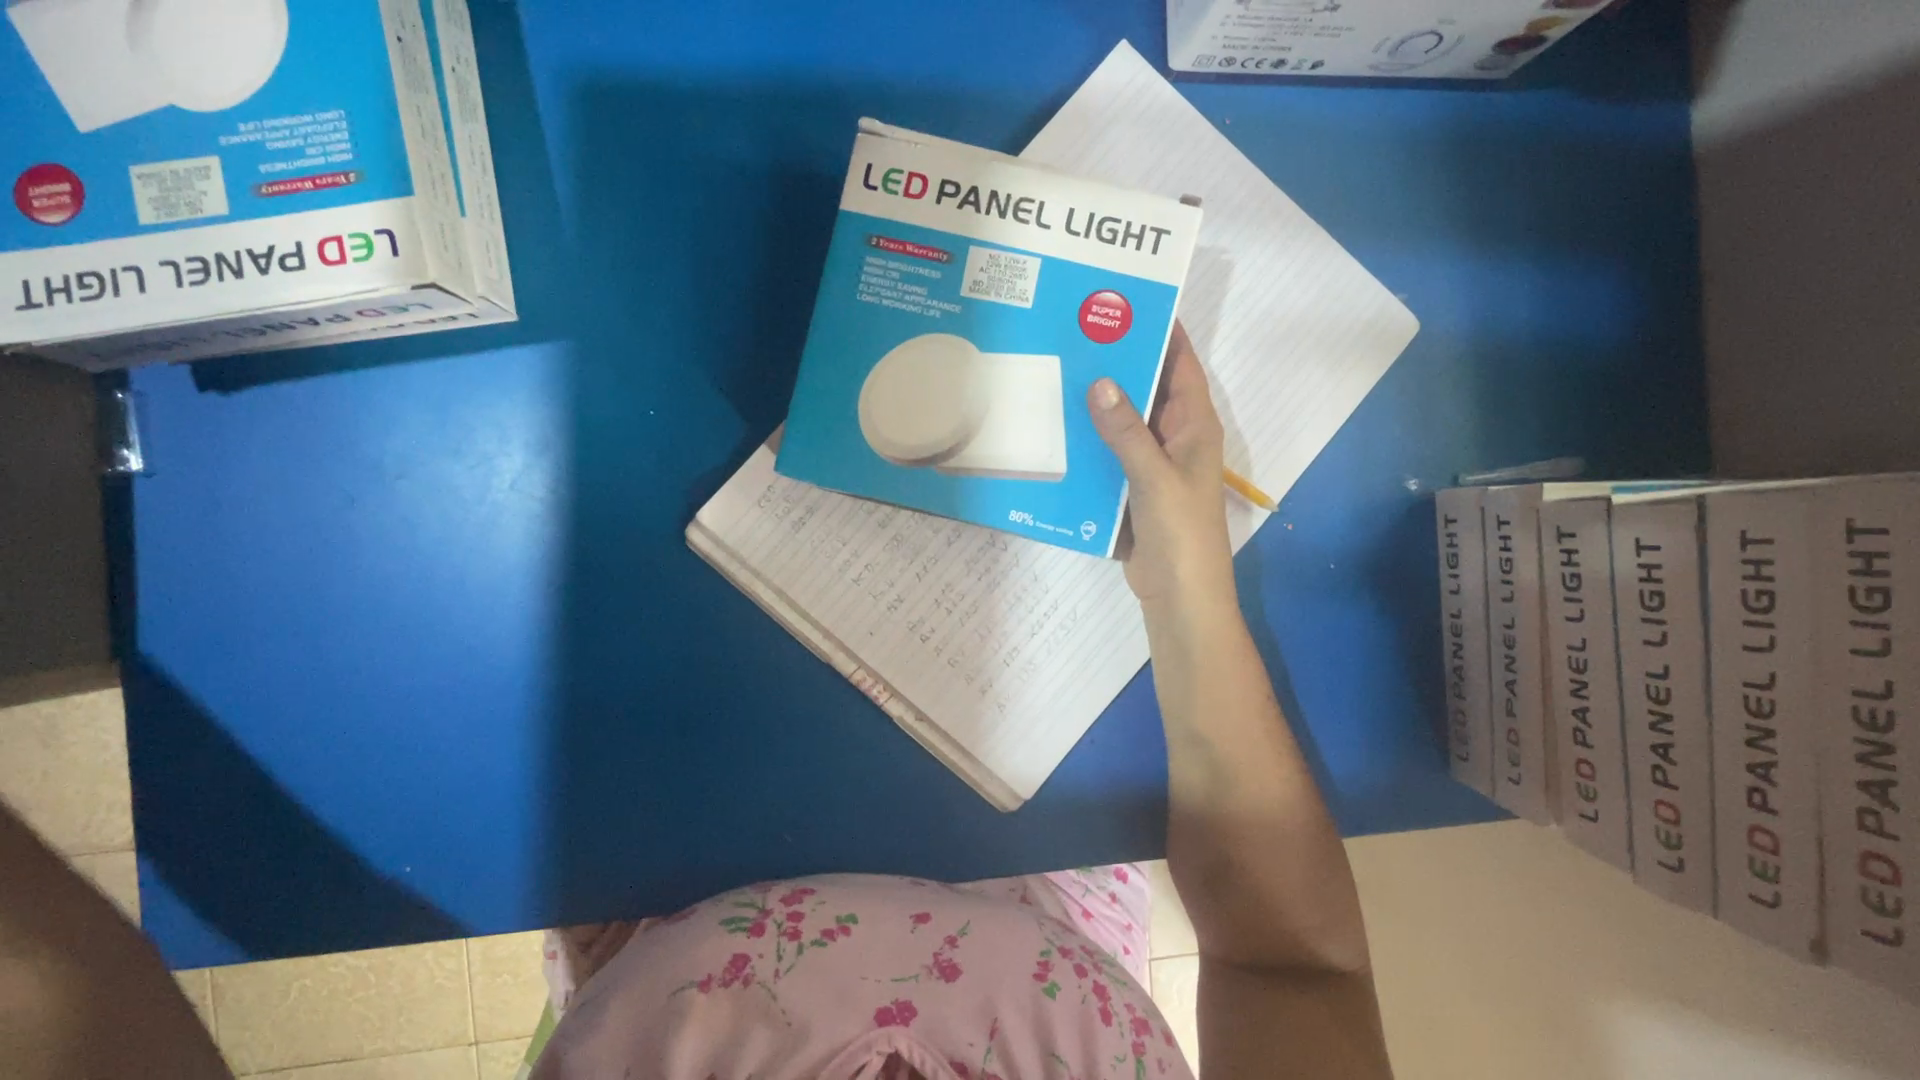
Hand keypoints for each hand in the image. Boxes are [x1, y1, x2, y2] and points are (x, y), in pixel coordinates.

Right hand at [1087, 323, 1235, 614]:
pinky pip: (1108, 456)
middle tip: (1077, 333)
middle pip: (1148, 390)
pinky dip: (1088, 443)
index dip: (1163, 333)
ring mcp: (1152, 465)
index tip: (1130, 303)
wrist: (1179, 595)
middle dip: (1119, 364)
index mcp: (1194, 427)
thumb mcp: (1154, 476)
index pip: (1182, 366)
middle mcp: (1175, 439)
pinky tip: (1056, 429)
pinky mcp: (1131, 490)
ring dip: (1098, 405)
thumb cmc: (1180, 532)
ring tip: (1058, 371)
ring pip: (1124, 424)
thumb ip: (1126, 431)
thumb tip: (1100, 381)